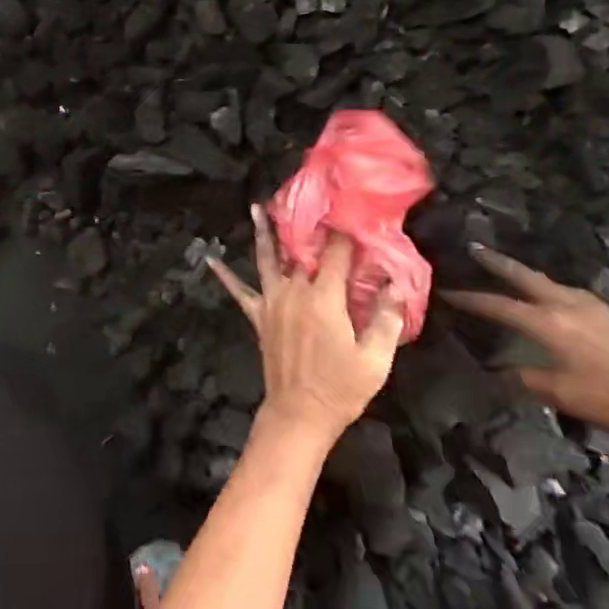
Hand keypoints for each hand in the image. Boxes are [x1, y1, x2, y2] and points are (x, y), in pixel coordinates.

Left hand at [208, 205, 404, 441]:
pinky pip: (239, 290)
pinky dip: (225, 275)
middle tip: (302, 196)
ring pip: (266, 260)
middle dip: (305, 224)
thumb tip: (397, 284)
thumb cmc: (342, 387)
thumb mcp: (375, 358)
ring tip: (256, 208)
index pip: (336, 255)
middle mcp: (294, 291)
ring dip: (263, 233)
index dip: (344, 232)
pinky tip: (211, 259)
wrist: (300, 412)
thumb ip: (386, 318)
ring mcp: (271, 301)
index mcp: (324, 298)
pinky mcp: (258, 315)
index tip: (348, 209)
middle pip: (300, 251)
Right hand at [442, 243, 608, 463]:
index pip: (497, 305)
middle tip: (478, 250)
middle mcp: (575, 309)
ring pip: (567, 289)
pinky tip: (593, 310)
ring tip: (531, 281)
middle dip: (500, 265)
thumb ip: (528, 380)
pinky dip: (587, 305)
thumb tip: (502, 371)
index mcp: (549, 324)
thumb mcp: (564, 396)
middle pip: (529, 279)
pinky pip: (604, 307)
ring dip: (543, 283)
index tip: (445, 291)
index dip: (469, 298)